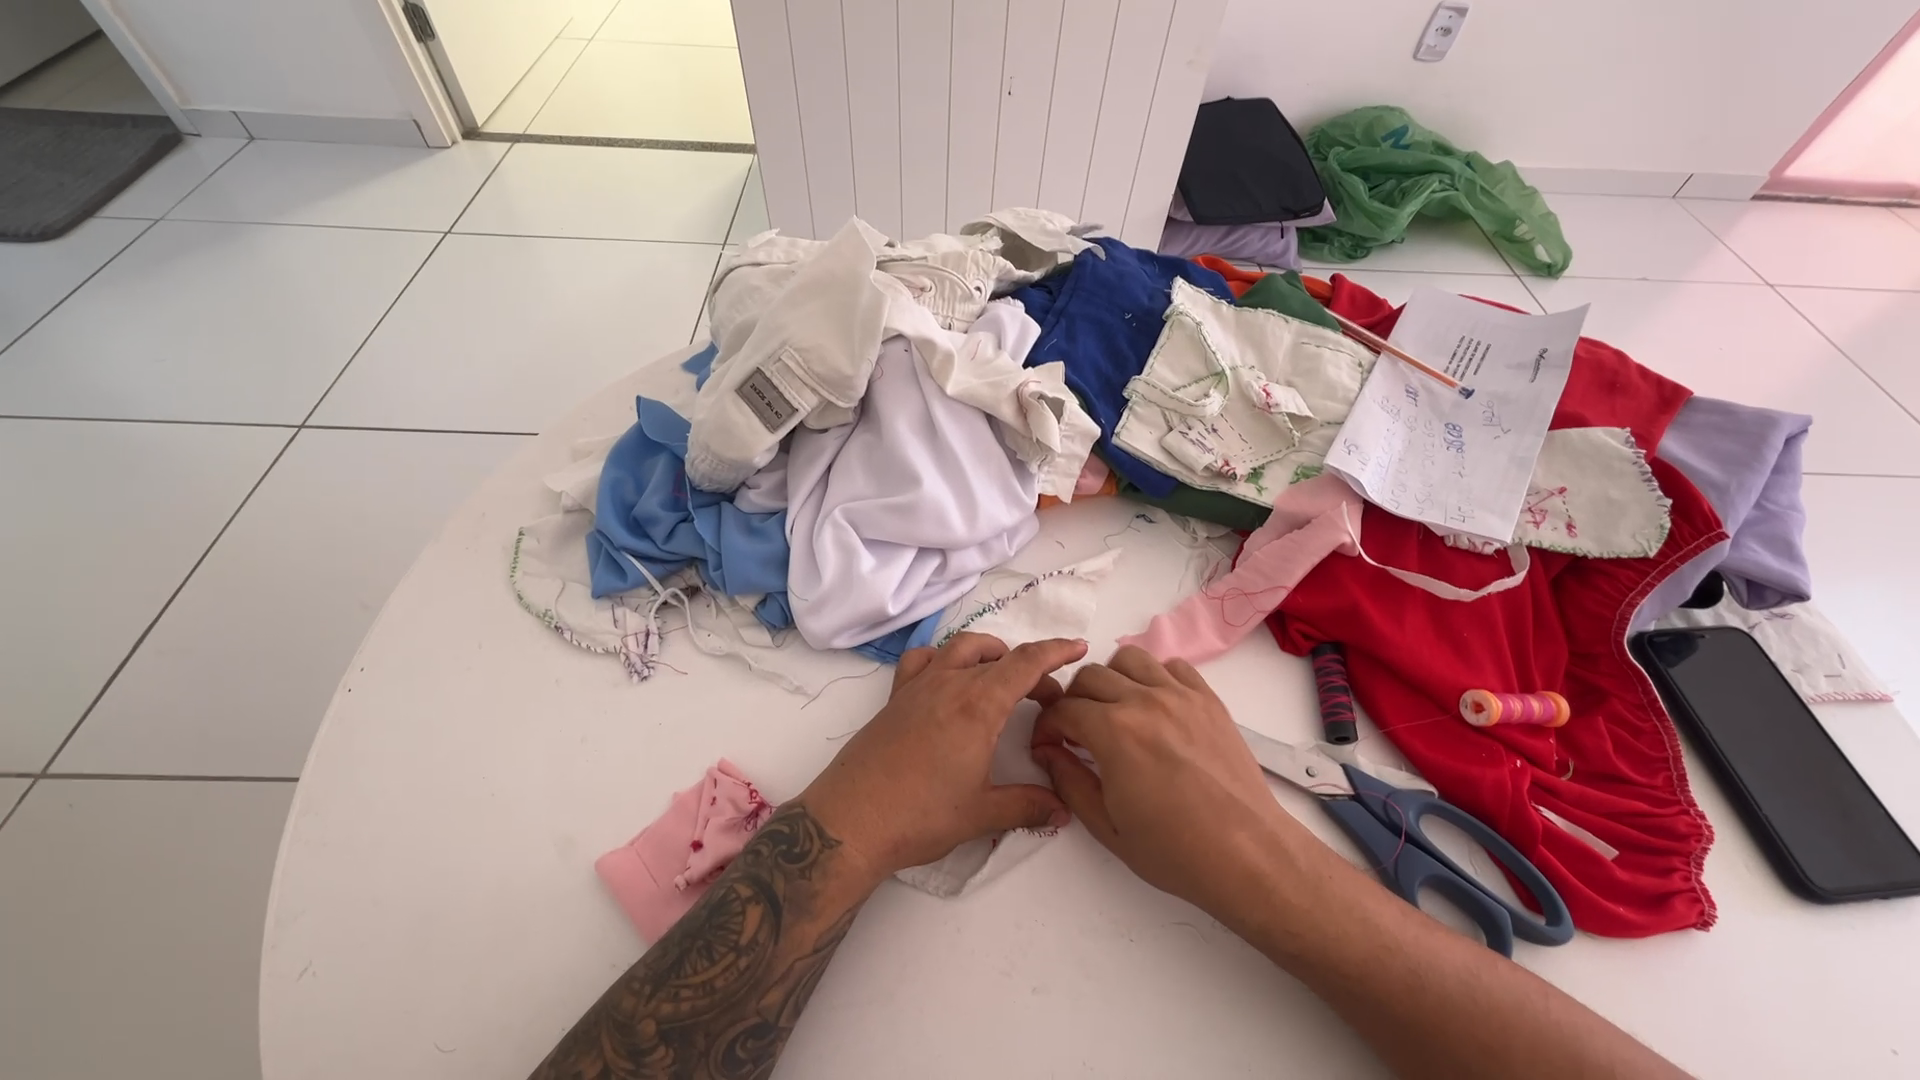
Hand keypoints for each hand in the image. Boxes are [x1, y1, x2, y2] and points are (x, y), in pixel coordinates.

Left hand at [799, 633, 1088, 882]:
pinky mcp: (894, 699)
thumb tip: (1062, 810)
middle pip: (998, 654)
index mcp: (978, 705)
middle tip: (1045, 696)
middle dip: (1029, 665)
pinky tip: (949, 681)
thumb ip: (1028, 806)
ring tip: (1002, 678)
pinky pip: (922, 661)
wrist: (851, 821)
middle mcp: (948, 684)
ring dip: (988, 653)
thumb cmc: (920, 816)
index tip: (1078, 647)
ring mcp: (917, 688)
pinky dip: (943, 658)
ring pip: (959, 648)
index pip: (1026, 663)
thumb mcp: (982, 814)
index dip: (1056, 650)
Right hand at [1030, 645, 1298, 915]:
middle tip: (1076, 731)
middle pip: (1090, 676)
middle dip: (1073, 701)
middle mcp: (1144, 702)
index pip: (1063, 709)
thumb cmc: (1174, 850)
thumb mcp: (1106, 826)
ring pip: (1129, 659)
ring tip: (1114, 711)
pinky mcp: (1208, 700)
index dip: (1046, 727)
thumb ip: (1069, 781)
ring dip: (1112, 680)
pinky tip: (1154, 707)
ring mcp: (1180, 696)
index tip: (1047, 745)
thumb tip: (1048, 752)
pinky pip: (1172, 666)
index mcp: (1114, 732)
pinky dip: (1155, 677)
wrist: (1246, 853)